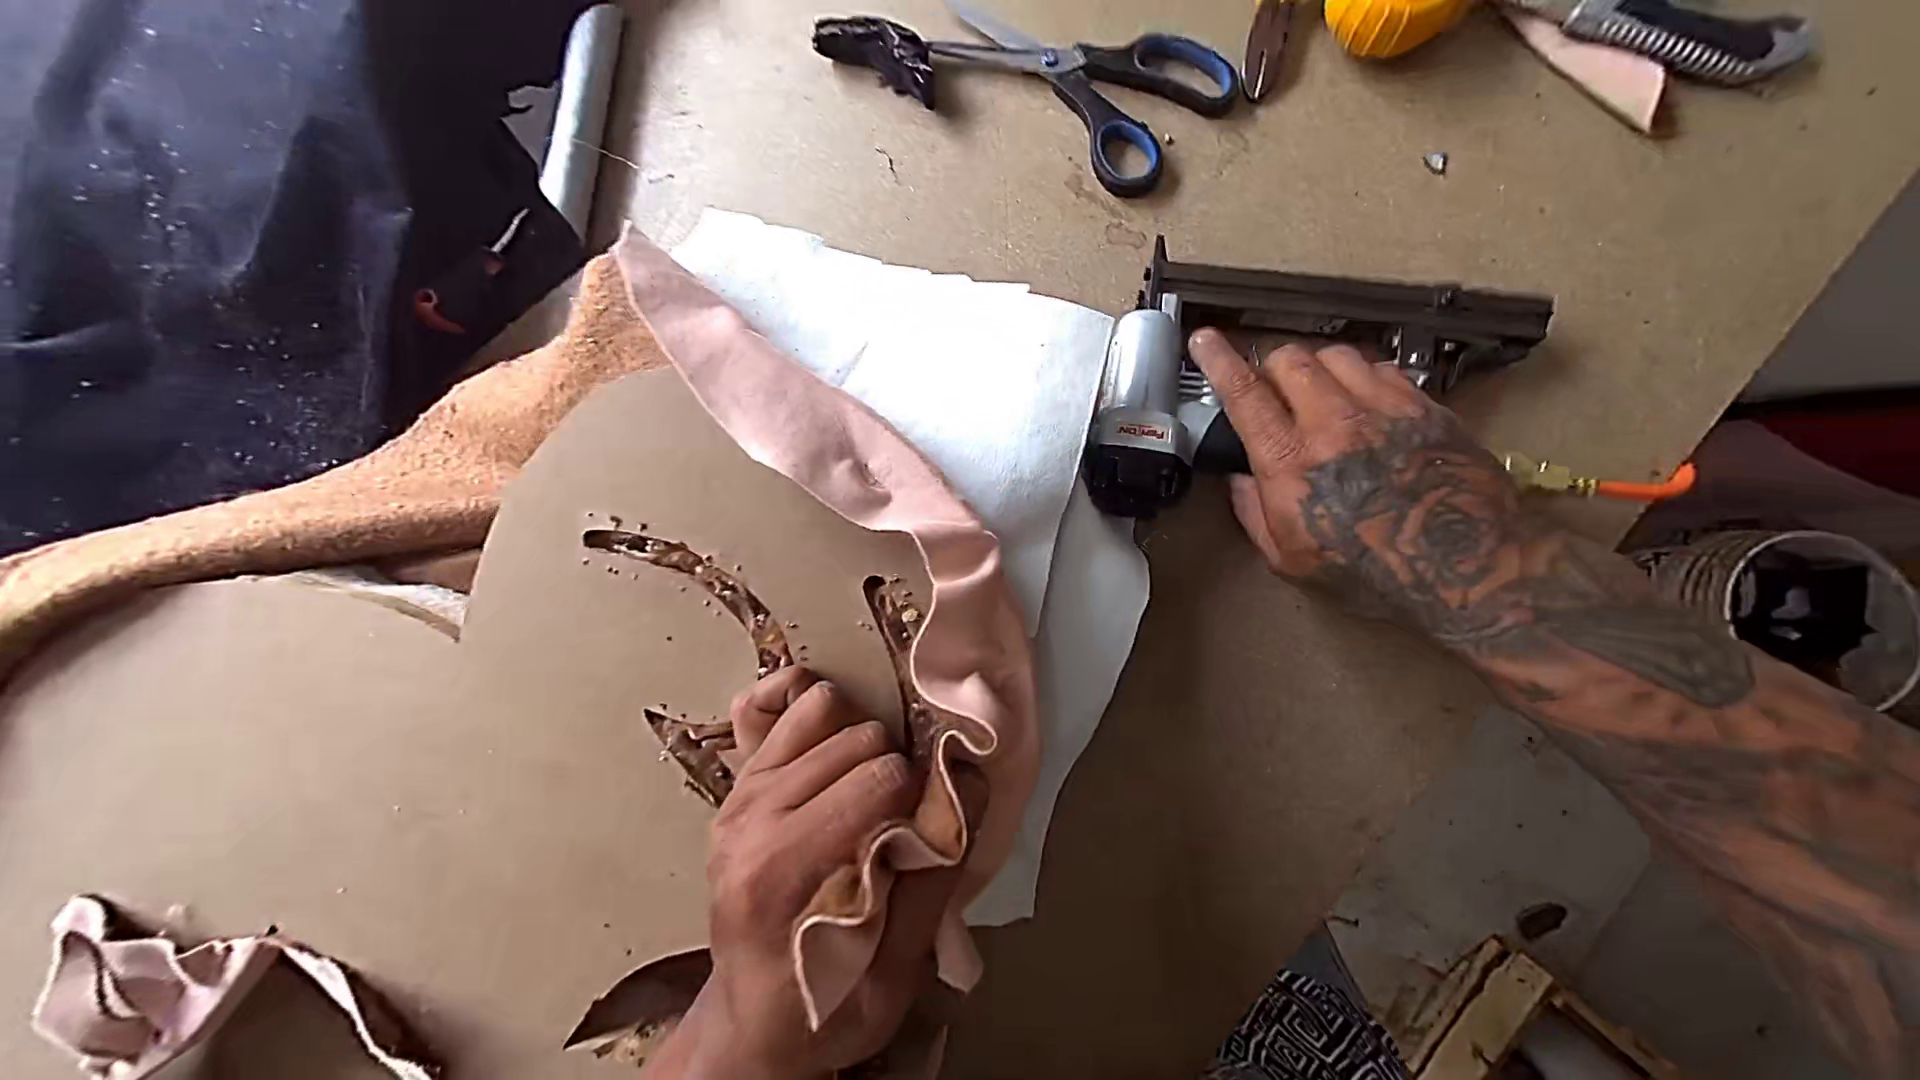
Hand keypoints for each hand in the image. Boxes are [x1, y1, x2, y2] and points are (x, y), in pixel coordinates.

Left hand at [652, 667, 979, 1079]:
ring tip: (869, 794)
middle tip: (896, 817)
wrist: (754, 1020)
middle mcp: (748, 820)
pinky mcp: (740, 781)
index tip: (921, 833)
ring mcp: (738, 794)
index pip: (878, 780)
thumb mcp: (897, 971)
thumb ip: (937, 872)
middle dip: (894, 771)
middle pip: (859, 738)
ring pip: (827, 710)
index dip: (920, 798)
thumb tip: (968, 777)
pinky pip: (792, 709)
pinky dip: (829, 721)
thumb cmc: (827, 1006)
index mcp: (778, 871)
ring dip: (864, 746)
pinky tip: (840, 764)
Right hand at [1188, 330, 1550, 640]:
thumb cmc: (1370, 568)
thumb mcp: (1286, 557)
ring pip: (1335, 354)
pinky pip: (1381, 367)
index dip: (1219, 361)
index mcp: (1290, 460)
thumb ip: (1252, 512)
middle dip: (1270, 366)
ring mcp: (1383, 408)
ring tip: (1316, 391)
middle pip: (1289, 359)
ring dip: (1315, 367)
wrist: (1464, 566)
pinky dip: (1360, 375)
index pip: (1245, 393)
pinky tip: (1360, 400)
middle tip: (1270, 387)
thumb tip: (1239, 480)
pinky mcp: (1423, 407)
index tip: (1206, 340)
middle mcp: (1333, 423)